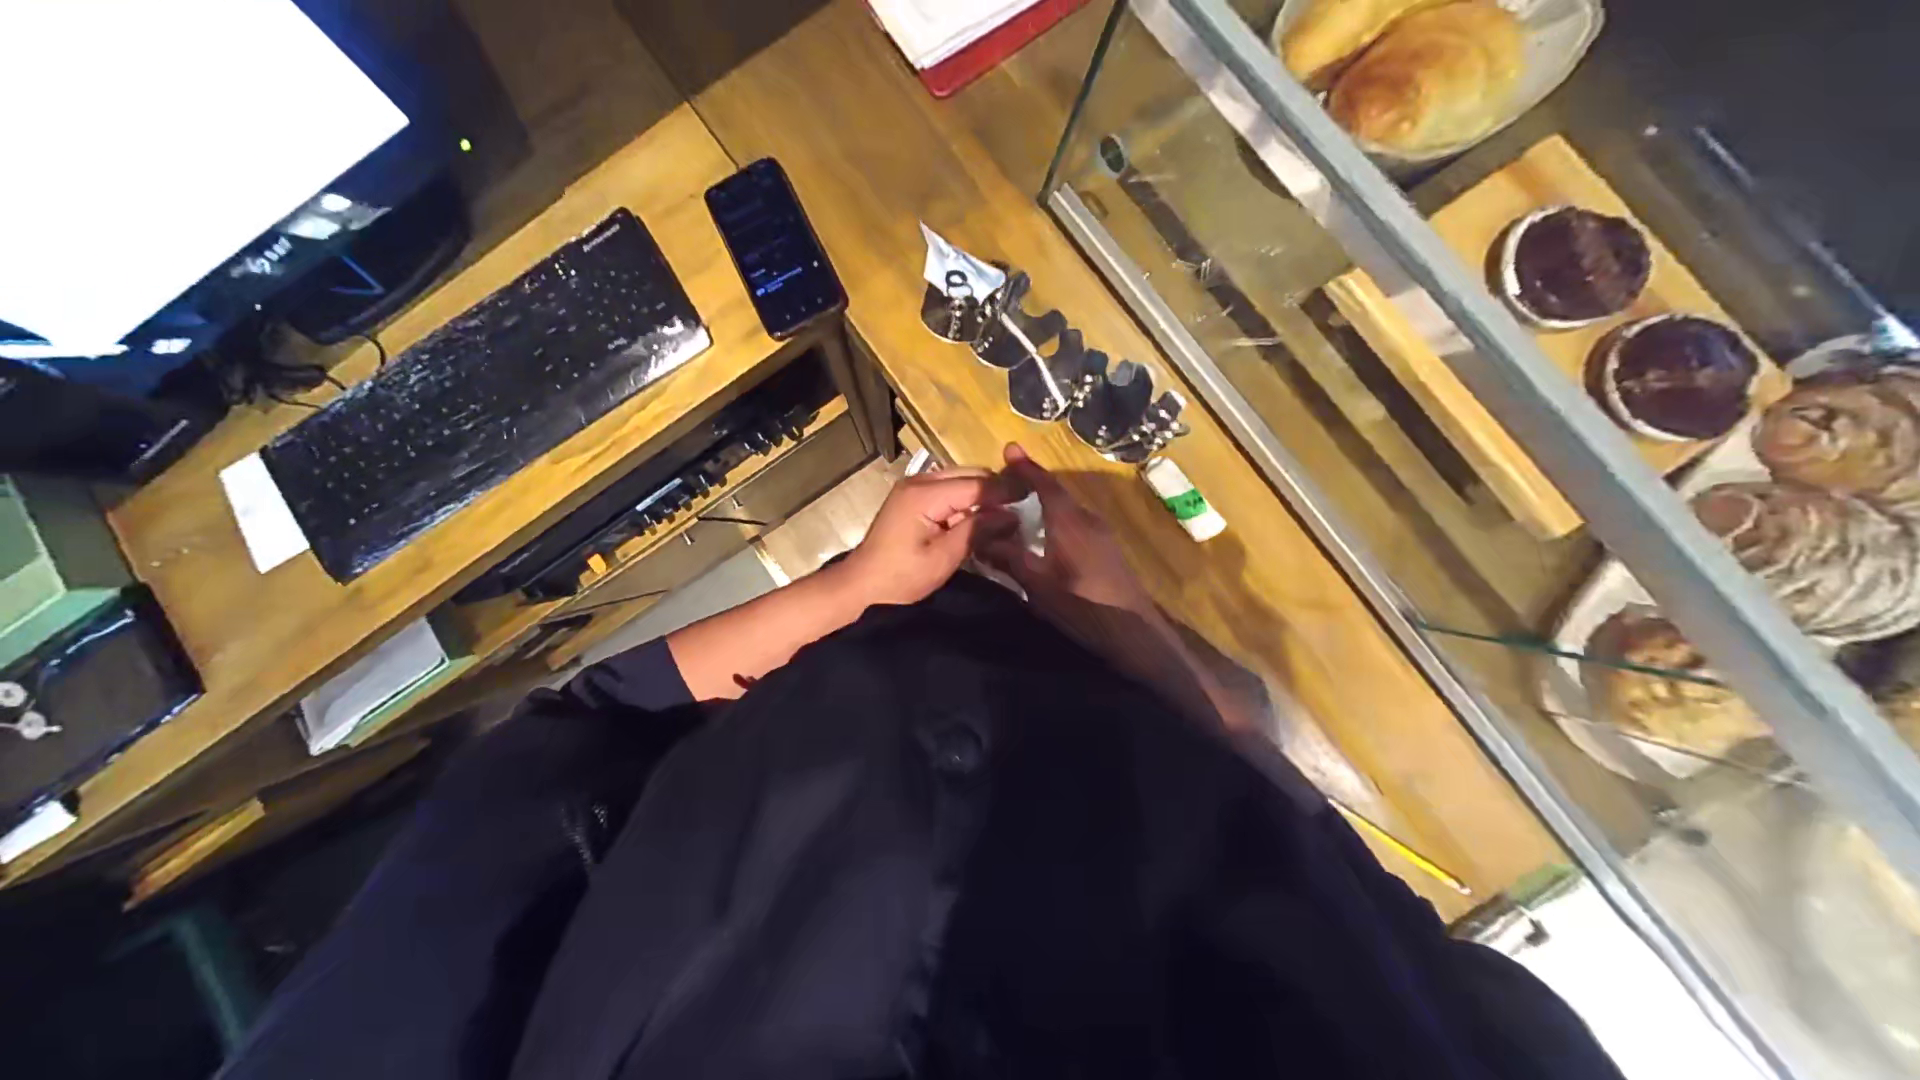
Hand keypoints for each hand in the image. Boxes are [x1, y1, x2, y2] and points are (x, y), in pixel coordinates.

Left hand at [839, 468, 1016, 606]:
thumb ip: (977, 530)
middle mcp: (919, 481)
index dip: (1006, 489)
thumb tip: (1011, 515)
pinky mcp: (912, 497)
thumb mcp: (943, 558)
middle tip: (1023, 506)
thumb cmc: (901, 577)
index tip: (1034, 494)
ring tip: (1006, 512)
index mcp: (924, 494)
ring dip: (982, 494)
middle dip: (996, 489)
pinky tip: (981, 516)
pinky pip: (947, 489)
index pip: (976, 484)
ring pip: (960, 479)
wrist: (861, 585)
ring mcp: (913, 487)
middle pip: (969, 475)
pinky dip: (966, 499)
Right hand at [976, 443, 1154, 617]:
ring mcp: (1101, 533)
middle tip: (1005, 482)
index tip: (1009, 448)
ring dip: (1044, 504)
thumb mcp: (1038, 585)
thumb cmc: (1083, 605)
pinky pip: (1075, 523)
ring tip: (1019, 508)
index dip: (1026, 467)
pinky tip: (1044, 536)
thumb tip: (980, 540)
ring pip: (1067, 509)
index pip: (1045, 484)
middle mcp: (1087, 519)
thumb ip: (1009, 558)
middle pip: (1056, 493)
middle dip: (1031, 484)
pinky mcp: (1107, 549)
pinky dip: (1056, 520)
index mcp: (1069, 521)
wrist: (1134, 632)